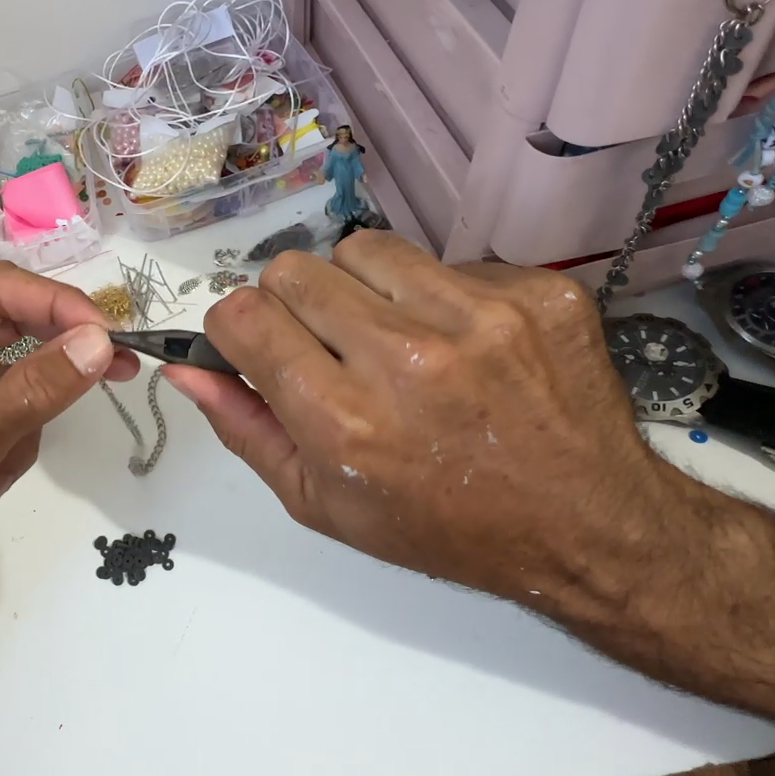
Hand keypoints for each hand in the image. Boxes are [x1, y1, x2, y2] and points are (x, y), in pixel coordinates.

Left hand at [0, 263, 138, 646]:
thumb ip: (33, 392)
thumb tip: (99, 340)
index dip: (59, 304)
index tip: (113, 336)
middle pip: (10, 328)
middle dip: (53, 361)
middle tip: (119, 372)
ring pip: (14, 379)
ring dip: (19, 428)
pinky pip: (3, 418)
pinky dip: (4, 452)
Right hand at [165, 231, 676, 603]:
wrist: (590, 526)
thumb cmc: (438, 525)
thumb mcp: (321, 503)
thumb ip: (243, 429)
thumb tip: (184, 368)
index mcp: (343, 420)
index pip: (242, 317)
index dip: (236, 329)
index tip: (258, 347)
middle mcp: (406, 357)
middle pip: (292, 271)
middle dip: (291, 305)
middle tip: (328, 347)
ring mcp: (478, 316)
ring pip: (361, 249)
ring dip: (358, 288)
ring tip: (392, 335)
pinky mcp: (534, 292)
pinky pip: (442, 261)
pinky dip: (433, 295)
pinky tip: (462, 343)